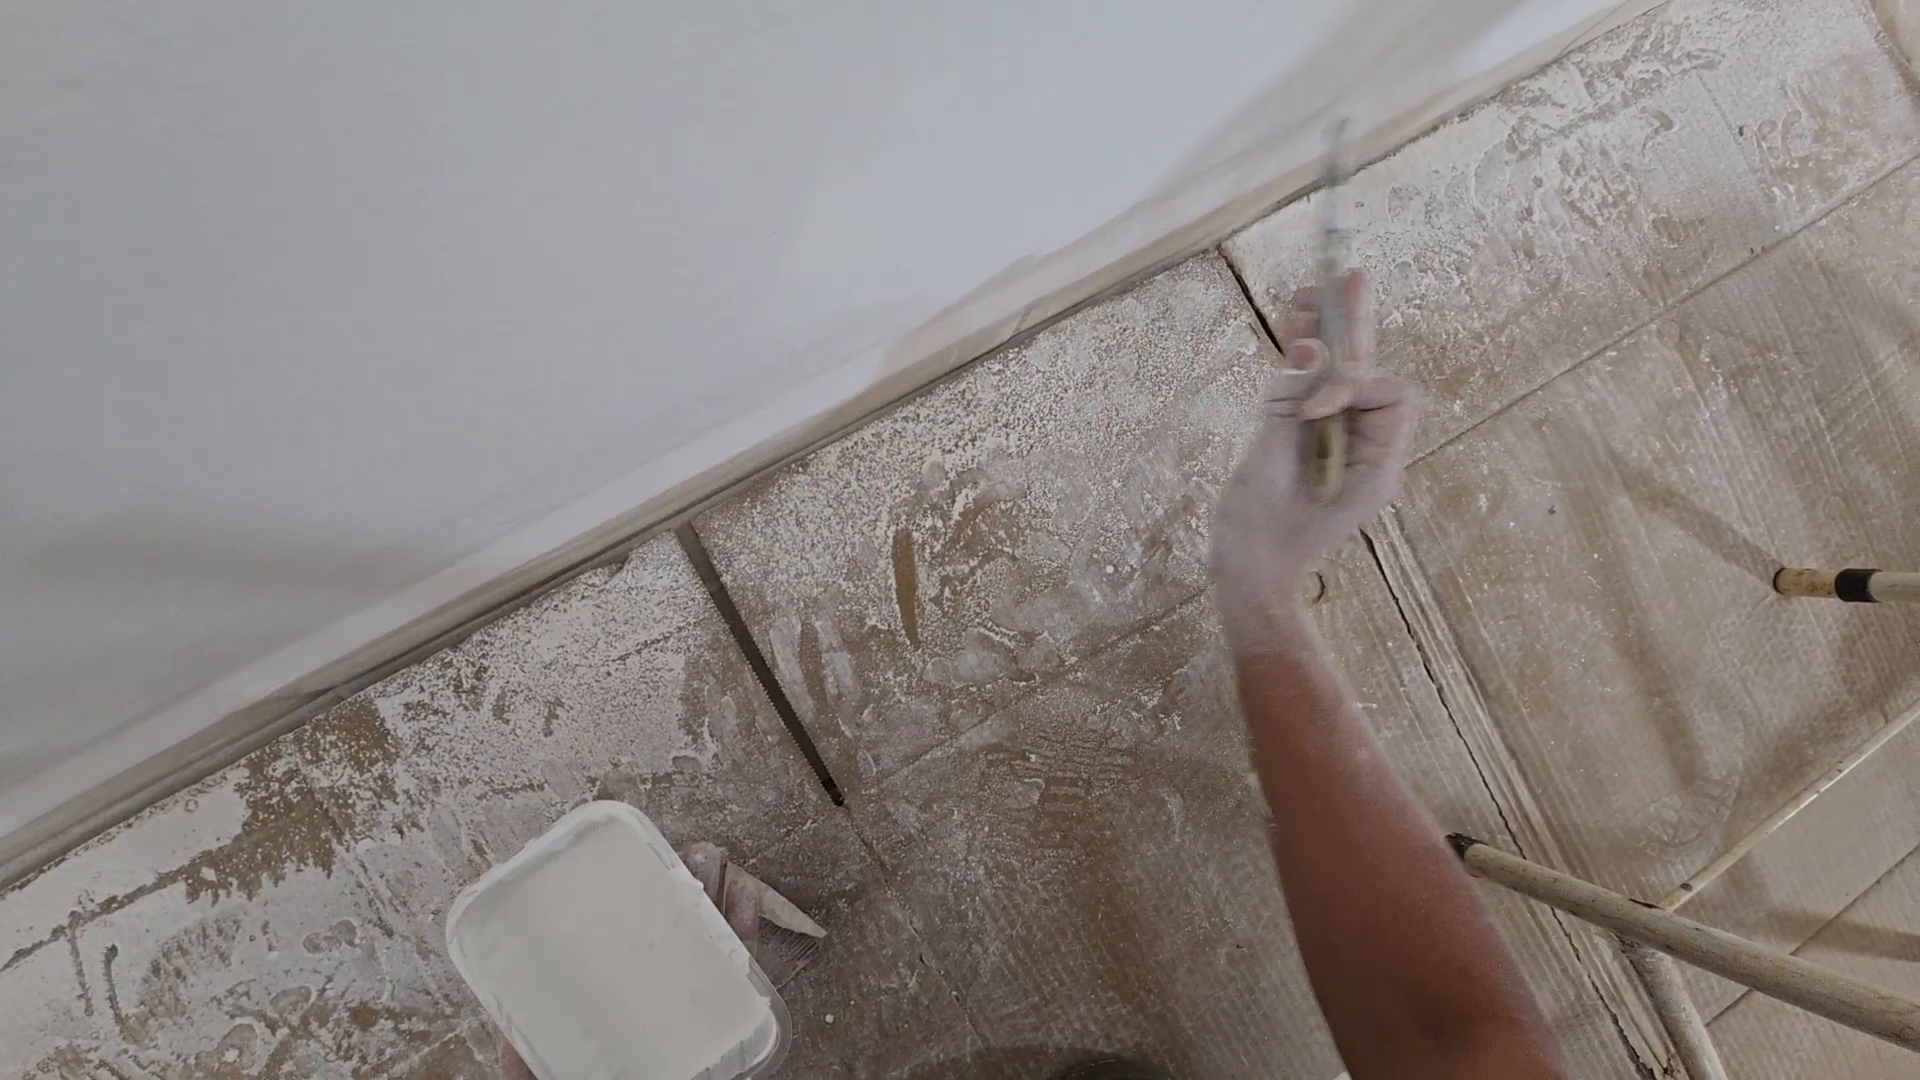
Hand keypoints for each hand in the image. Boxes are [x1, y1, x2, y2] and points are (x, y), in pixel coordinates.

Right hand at [1210, 273, 1419, 655]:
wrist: (1249, 576)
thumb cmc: (1267, 541)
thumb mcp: (1276, 476)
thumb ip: (1287, 412)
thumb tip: (1303, 352)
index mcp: (1375, 460)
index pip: (1384, 395)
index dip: (1351, 386)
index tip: (1312, 412)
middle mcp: (1357, 444)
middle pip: (1364, 374)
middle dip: (1352, 328)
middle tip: (1349, 277)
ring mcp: (1325, 442)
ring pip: (1331, 378)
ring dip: (1321, 335)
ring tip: (1312, 288)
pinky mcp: (1292, 442)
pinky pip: (1301, 392)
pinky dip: (1296, 360)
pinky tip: (1294, 323)